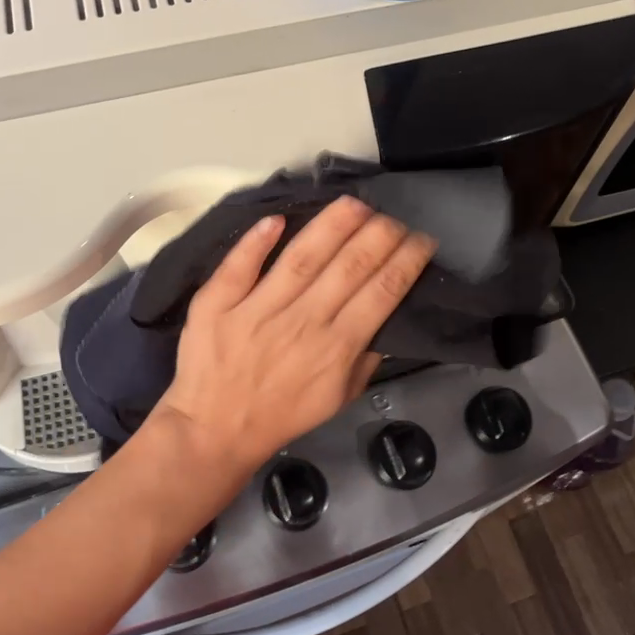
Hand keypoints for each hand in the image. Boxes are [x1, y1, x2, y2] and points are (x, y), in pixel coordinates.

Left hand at [151, 197, 436, 473]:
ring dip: (331, 226)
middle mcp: (301, 322)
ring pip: (301, 257)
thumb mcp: (338, 398)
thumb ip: (364, 359)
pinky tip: (278, 218)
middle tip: (394, 215)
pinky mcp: (218, 303)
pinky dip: (258, 240)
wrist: (213, 431)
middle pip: (348, 266)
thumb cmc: (281, 415)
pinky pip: (240, 265)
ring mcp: (256, 309)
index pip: (381, 292)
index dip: (406, 260)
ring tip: (354, 203)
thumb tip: (388, 319)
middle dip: (378, 234)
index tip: (422, 238)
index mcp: (336, 347)